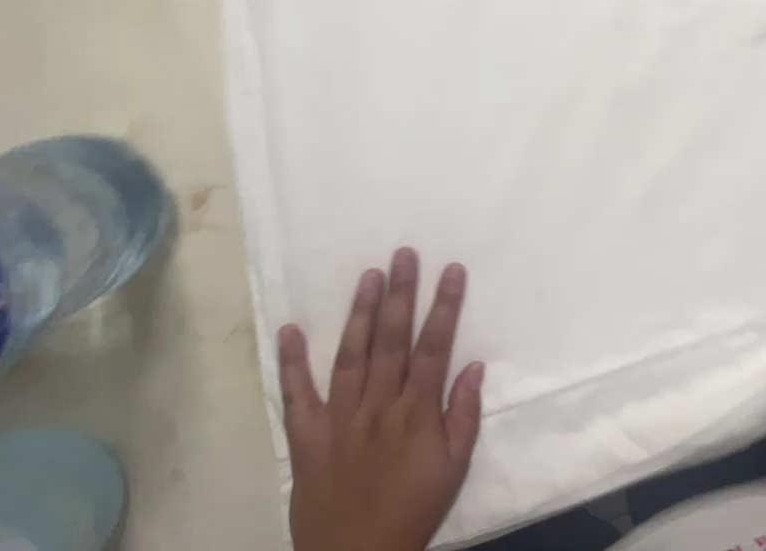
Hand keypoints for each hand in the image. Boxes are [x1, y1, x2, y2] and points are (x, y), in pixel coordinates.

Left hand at [278, 249, 483, 550]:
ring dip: (361, 314)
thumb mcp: (454, 469)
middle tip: (404, 254)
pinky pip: (297, 396)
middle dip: (401, 295)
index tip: (451, 270)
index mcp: (416, 414)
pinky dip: (292, 363)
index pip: (434, 348)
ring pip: (351, 356)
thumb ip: (464, 416)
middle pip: (392, 341)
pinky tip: (290, 329)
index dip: (444, 307)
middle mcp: (378, 407)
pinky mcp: (307, 437)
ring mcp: (339, 419)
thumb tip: (475, 366)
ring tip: (369, 275)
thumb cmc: (413, 510)